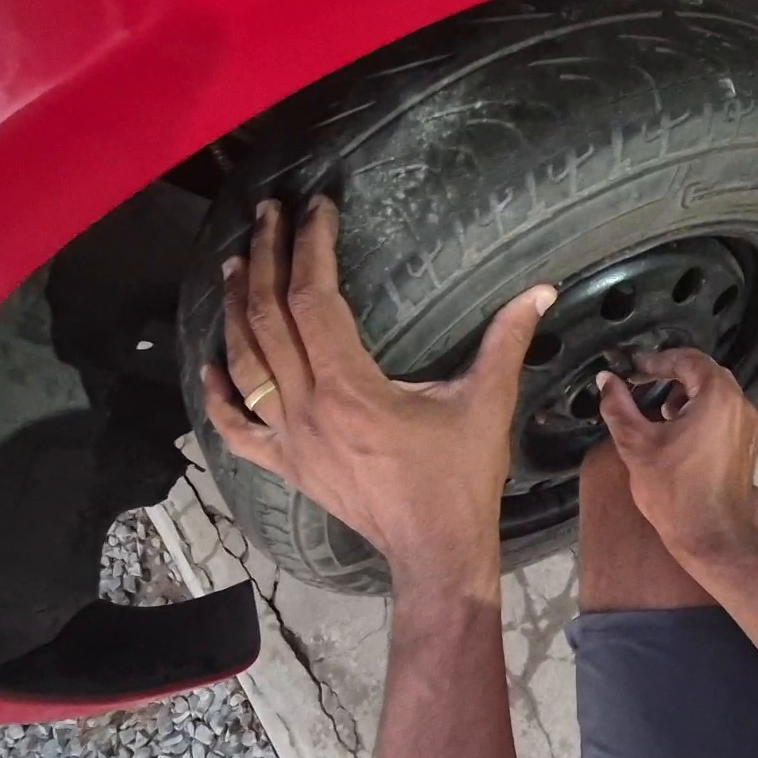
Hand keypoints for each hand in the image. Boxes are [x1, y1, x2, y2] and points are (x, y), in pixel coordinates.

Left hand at [203, 195, 555, 591]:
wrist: (436, 547)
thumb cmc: (461, 476)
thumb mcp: (488, 402)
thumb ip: (508, 340)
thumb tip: (543, 290)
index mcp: (350, 389)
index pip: (312, 300)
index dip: (311, 247)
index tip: (316, 209)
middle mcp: (307, 409)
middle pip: (267, 320)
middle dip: (263, 259)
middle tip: (266, 216)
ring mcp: (289, 440)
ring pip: (245, 364)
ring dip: (235, 309)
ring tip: (234, 264)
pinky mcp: (286, 465)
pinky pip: (236, 427)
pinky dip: (219, 393)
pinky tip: (213, 363)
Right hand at [594, 349, 757, 566]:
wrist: (713, 538)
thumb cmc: (675, 491)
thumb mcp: (637, 445)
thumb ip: (619, 406)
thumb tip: (605, 379)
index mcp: (717, 397)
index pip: (688, 359)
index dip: (657, 360)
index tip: (633, 371)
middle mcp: (740, 404)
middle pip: (706, 372)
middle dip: (673, 374)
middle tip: (643, 383)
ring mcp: (748, 425)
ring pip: (716, 392)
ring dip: (687, 393)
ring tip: (658, 409)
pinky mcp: (747, 444)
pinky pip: (724, 412)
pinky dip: (701, 410)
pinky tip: (678, 431)